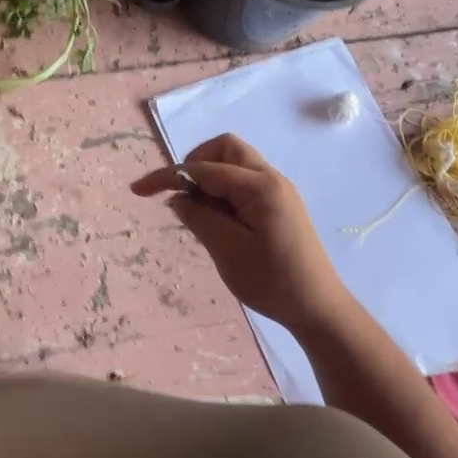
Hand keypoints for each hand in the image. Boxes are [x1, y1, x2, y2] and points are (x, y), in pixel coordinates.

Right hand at [130, 133, 351, 333]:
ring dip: (209, 178)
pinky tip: (215, 219)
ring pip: (235, 164)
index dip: (168, 176)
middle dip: (195, 163)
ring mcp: (278, 191)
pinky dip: (222, 191)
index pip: (204, 168)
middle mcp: (271, 179)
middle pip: (225, 149)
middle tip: (179, 194)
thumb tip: (178, 198)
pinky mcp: (279, 206)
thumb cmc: (272, 281)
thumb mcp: (227, 250)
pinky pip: (243, 183)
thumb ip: (199, 217)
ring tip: (196, 212)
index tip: (138, 190)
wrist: (319, 308)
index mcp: (260, 186)